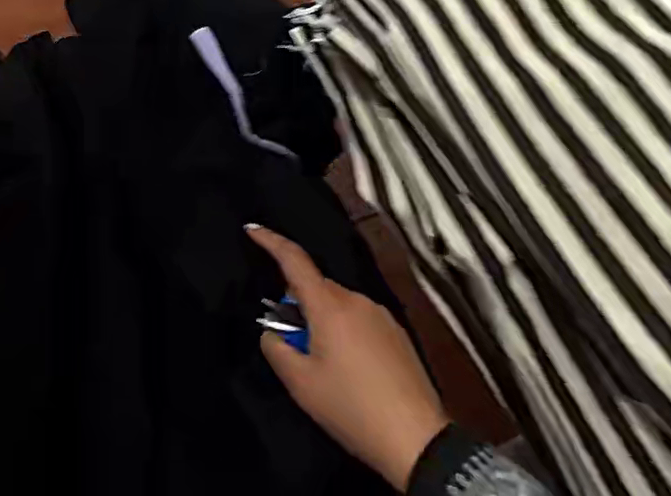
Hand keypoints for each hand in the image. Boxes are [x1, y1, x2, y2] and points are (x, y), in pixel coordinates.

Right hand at [248, 223, 449, 491]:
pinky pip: (360, 319)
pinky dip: (346, 332)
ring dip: (324, 321)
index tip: (251, 229)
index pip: (294, 260)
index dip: (270, 241)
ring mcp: (380, 314)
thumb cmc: (352, 409)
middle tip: (292, 341)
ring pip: (338, 305)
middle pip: (316, 287)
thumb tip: (272, 333)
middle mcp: (355, 300)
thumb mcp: (301, 385)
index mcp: (329, 306)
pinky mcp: (398, 333)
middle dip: (299, 305)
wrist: (419, 442)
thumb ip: (277, 349)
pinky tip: (352, 369)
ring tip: (325, 364)